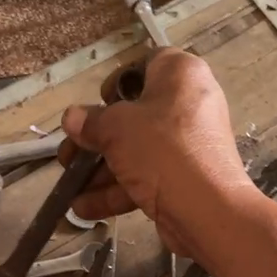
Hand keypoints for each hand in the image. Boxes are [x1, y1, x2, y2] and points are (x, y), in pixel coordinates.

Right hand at [59, 48, 254, 258]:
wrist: (207, 211)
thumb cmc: (163, 151)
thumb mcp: (118, 129)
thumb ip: (91, 122)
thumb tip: (71, 118)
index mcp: (181, 75)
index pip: (147, 64)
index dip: (118, 81)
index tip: (98, 101)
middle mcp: (189, 106)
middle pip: (135, 116)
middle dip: (96, 139)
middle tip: (69, 155)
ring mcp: (188, 147)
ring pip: (137, 152)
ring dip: (100, 171)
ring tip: (69, 187)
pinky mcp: (185, 180)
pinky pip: (147, 178)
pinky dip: (118, 192)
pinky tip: (84, 208)